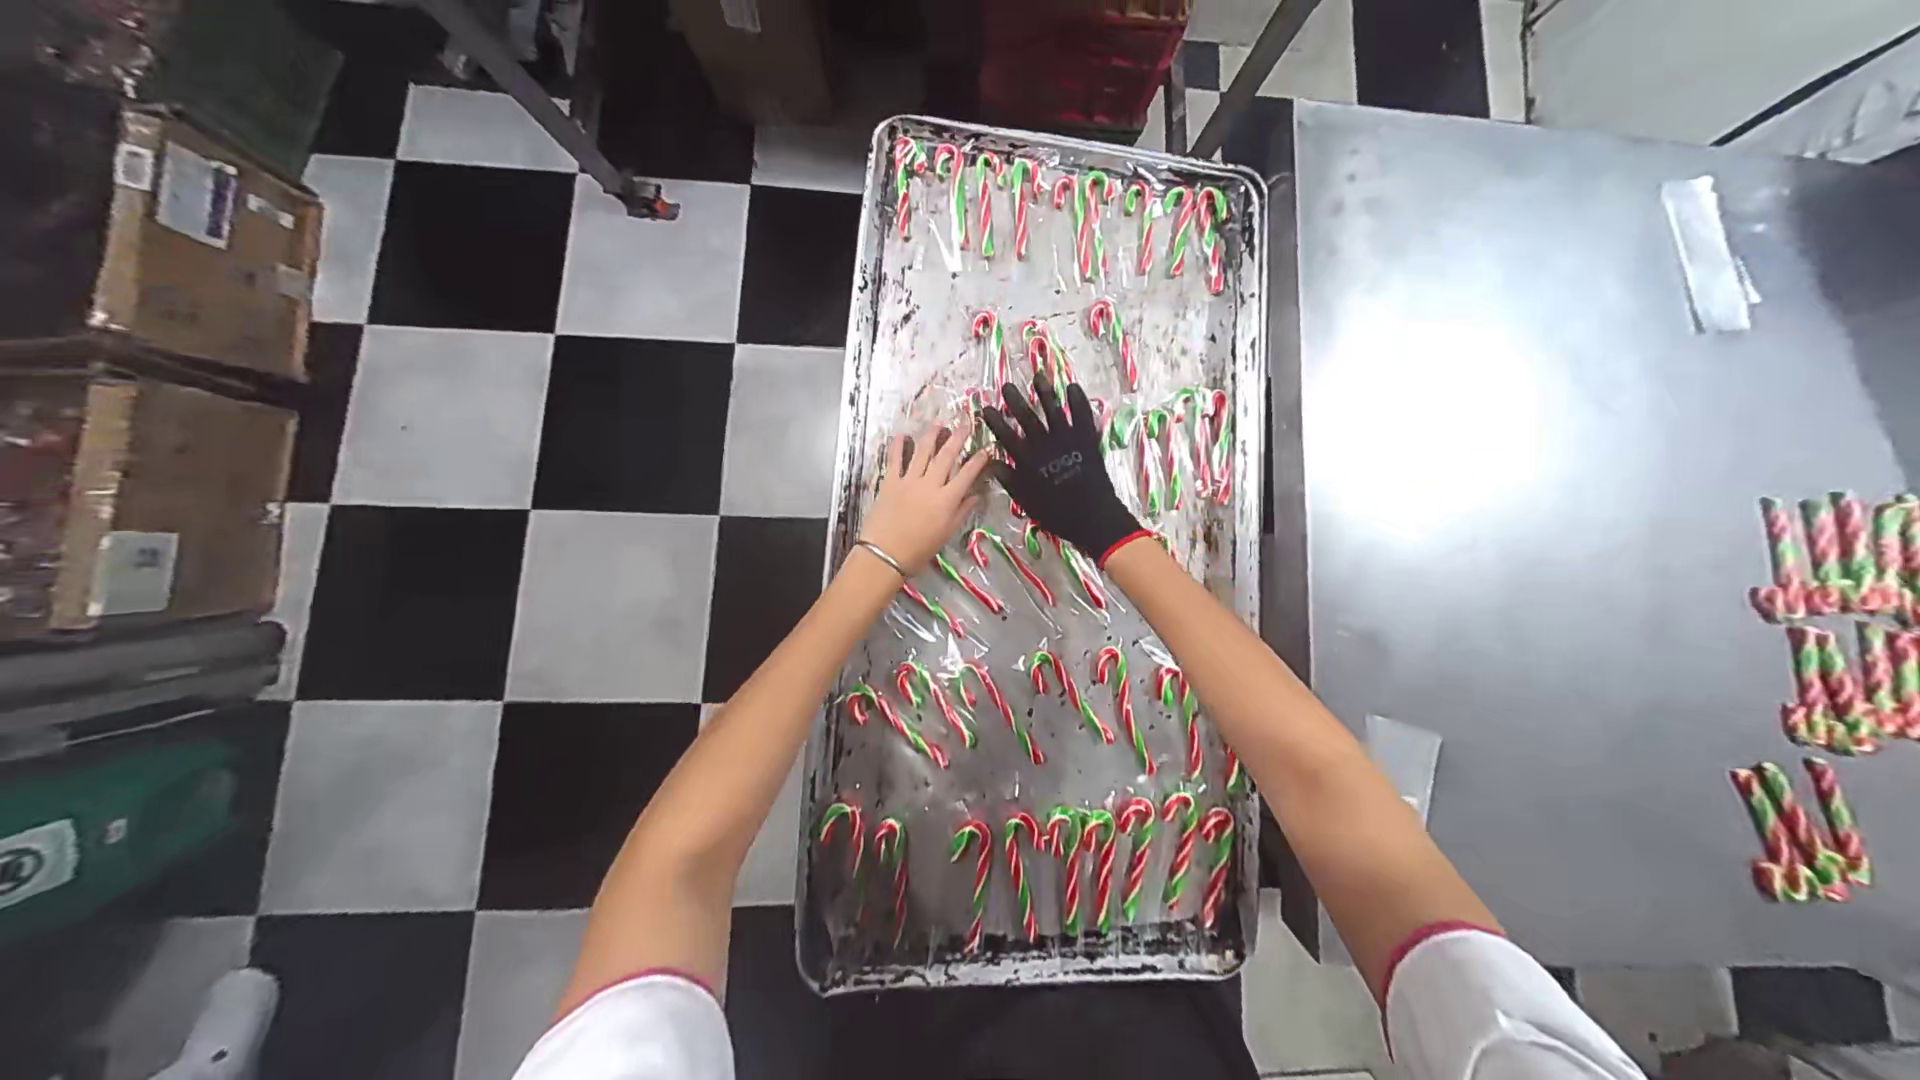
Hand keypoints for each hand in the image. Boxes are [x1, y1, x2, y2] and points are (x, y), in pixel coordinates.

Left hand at [858, 425, 990, 572]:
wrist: (886, 553)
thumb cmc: (919, 548)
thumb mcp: (946, 532)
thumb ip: (961, 511)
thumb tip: (975, 496)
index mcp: (947, 499)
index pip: (967, 474)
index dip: (978, 460)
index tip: (986, 448)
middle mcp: (930, 485)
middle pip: (946, 456)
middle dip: (958, 437)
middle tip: (965, 423)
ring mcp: (909, 481)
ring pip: (922, 452)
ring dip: (931, 436)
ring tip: (938, 423)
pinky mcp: (890, 483)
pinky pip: (894, 461)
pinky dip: (897, 446)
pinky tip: (901, 435)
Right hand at [980, 377, 1144, 563]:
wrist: (1093, 517)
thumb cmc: (1057, 514)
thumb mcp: (1027, 502)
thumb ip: (1009, 480)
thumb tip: (991, 463)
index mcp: (1028, 461)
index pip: (1007, 436)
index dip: (996, 421)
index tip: (986, 409)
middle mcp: (1045, 445)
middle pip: (1027, 418)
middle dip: (1015, 401)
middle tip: (1007, 386)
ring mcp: (1067, 440)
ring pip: (1053, 411)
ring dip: (1044, 393)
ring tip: (1038, 376)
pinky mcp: (1087, 440)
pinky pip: (1082, 415)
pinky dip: (1077, 401)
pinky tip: (1072, 387)